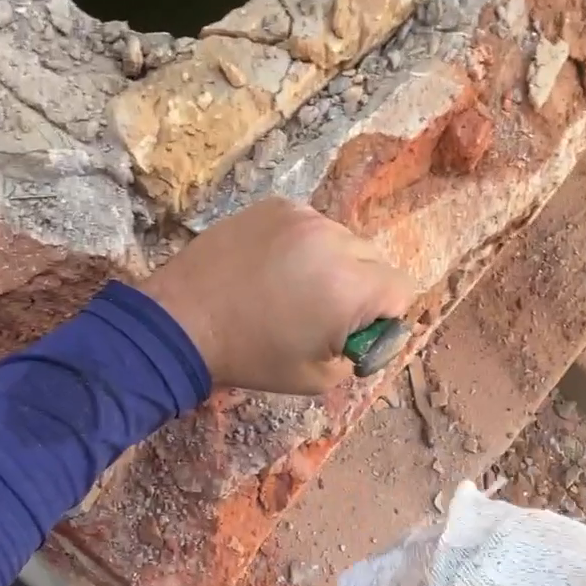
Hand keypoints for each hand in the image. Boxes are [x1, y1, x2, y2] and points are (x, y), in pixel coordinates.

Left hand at [134, 199, 417, 394]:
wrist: (183, 322)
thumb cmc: (251, 357)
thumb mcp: (316, 379)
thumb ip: (357, 357)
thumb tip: (368, 337)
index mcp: (351, 286)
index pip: (402, 289)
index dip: (385, 316)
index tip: (355, 331)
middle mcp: (335, 240)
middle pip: (374, 260)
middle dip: (361, 288)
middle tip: (322, 314)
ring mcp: (303, 217)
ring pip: (342, 240)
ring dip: (332, 264)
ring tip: (291, 290)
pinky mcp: (275, 206)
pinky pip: (309, 226)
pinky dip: (303, 247)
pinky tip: (272, 270)